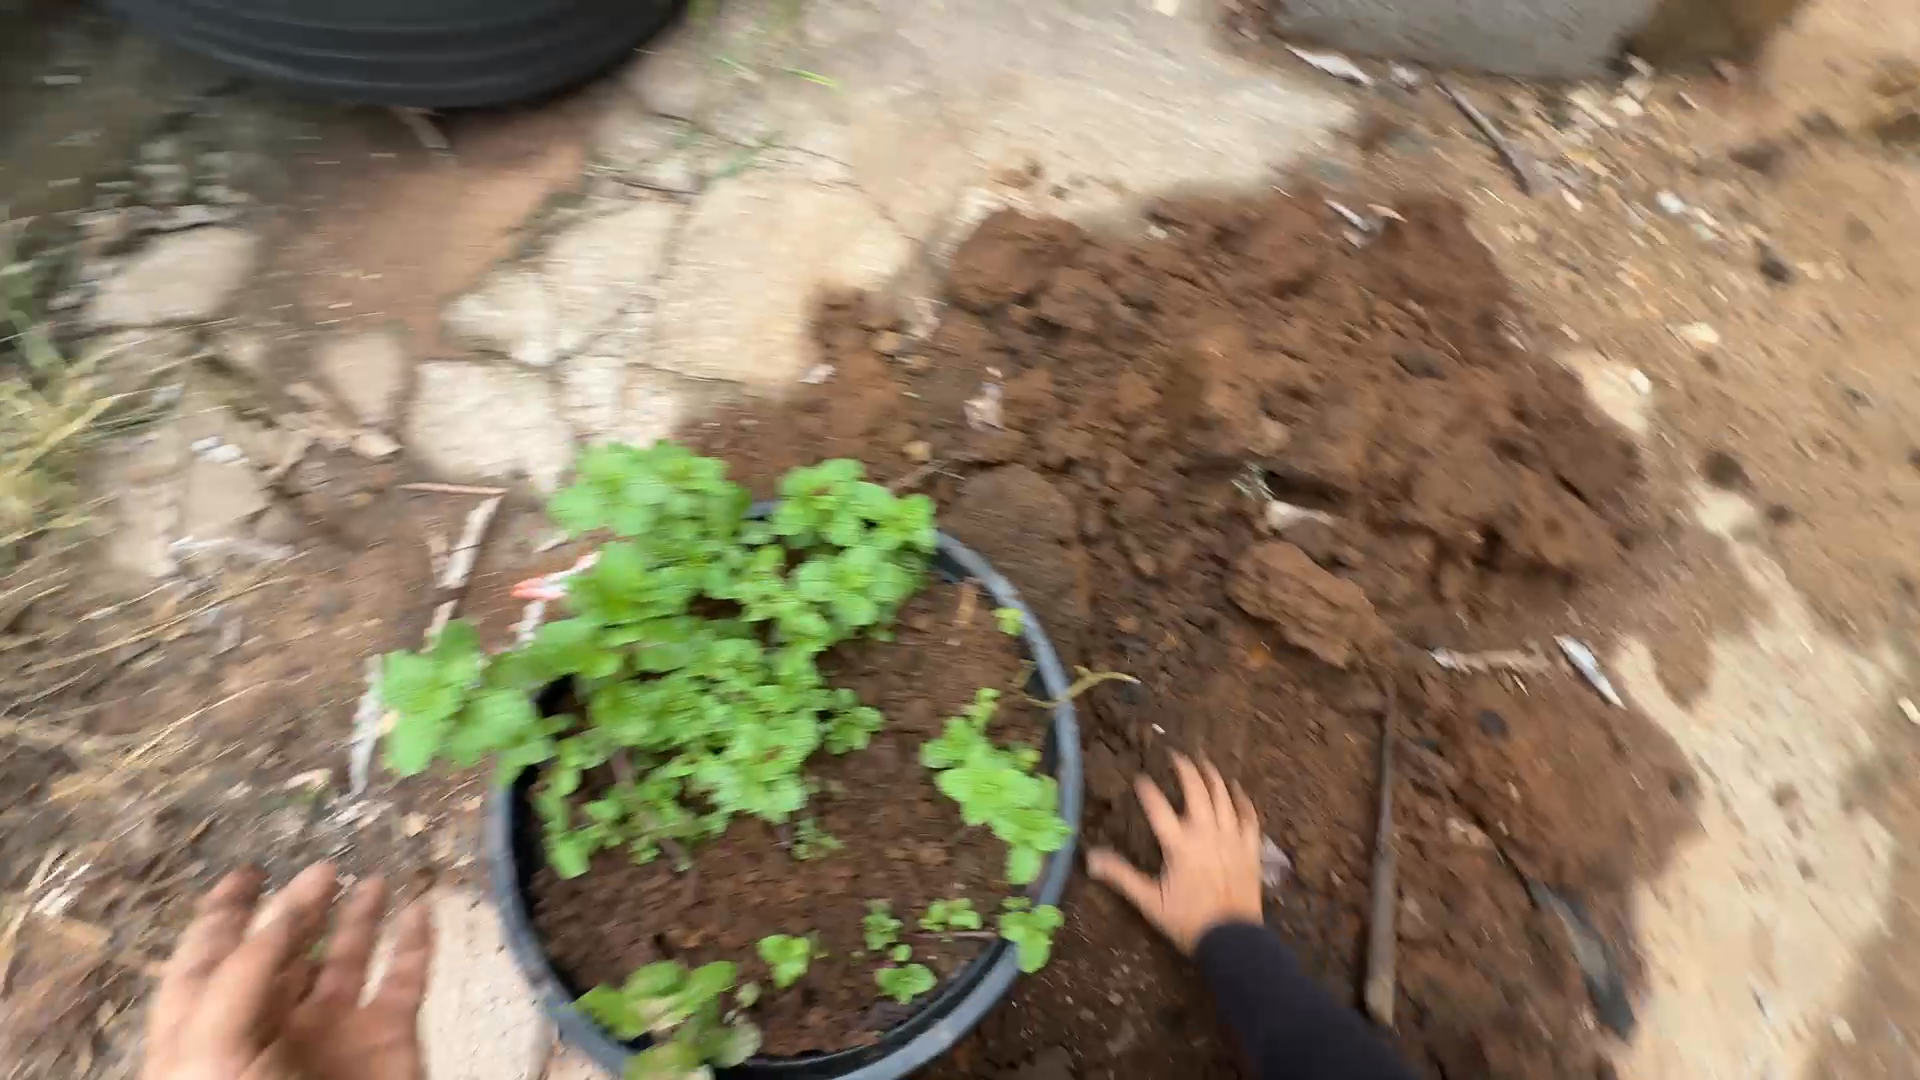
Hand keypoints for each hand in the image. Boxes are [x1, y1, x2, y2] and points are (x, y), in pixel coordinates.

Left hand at [142, 863, 434, 1079]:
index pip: (206, 967)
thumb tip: (280, 911)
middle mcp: (271, 1028)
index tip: (245, 873)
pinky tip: (423, 910)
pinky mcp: (389, 1033)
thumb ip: (243, 977)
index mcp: (210, 1036)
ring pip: (347, 960)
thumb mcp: (214, 1053)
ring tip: (374, 878)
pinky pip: (407, 976)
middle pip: (282, 955)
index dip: (220, 919)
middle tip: (323, 870)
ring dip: (360, 917)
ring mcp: (334, 1030)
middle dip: (299, 909)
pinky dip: (418, 941)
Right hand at [1086, 753, 1262, 953]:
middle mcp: (1205, 833)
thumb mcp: (1149, 901)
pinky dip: (1243, 800)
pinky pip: (1249, 817)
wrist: (1233, 942)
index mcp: (1179, 844)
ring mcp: (1231, 839)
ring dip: (1213, 777)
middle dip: (1186, 768)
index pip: (1157, 806)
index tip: (1139, 778)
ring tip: (1204, 762)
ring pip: (1223, 797)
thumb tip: (1090, 859)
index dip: (1147, 789)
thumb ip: (1121, 876)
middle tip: (1176, 755)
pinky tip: (1237, 789)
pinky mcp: (1249, 849)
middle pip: (1196, 790)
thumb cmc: (1188, 921)